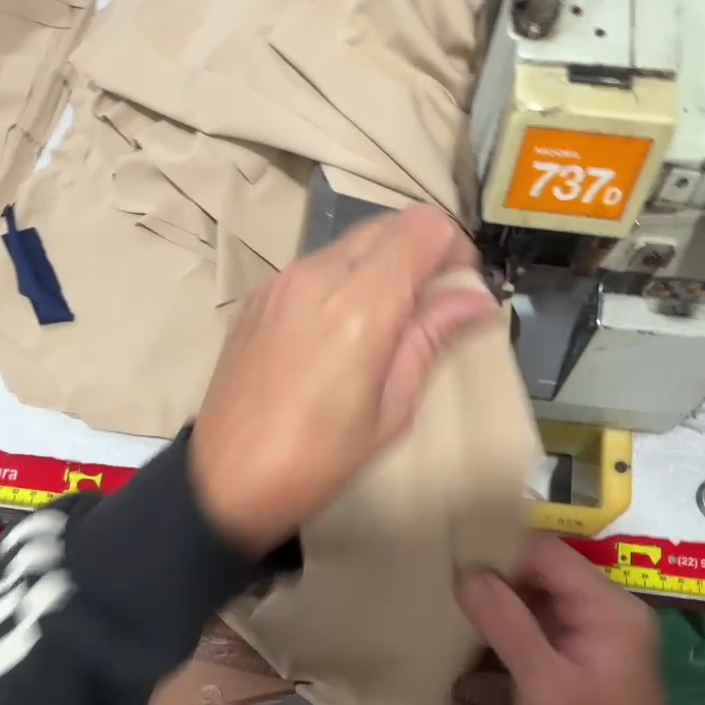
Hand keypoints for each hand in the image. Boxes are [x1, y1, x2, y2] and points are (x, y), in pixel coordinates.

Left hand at [189, 206, 500, 555]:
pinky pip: (314, 266)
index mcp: (360, 305)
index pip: (423, 228)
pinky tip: (338, 333)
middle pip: (388, 225)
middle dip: (421, 251)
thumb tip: (477, 299)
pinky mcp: (257, 297)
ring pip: (349, 243)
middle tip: (429, 307)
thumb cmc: (318, 460)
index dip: (454, 248)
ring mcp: (280, 282)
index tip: (460, 287)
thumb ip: (431, 339)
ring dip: (380, 265)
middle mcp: (317, 276)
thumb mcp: (391, 410)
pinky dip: (342, 280)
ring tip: (383, 326)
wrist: (226, 480)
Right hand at [455, 537, 676, 704]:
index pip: (548, 555)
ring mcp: (578, 634)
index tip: (451, 548)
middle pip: (536, 571)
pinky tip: (457, 621)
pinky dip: (494, 622)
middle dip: (491, 570)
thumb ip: (507, 624)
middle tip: (437, 568)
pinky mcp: (559, 656)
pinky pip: (524, 623)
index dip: (501, 547)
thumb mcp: (547, 685)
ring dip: (489, 596)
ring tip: (439, 588)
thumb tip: (465, 573)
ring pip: (526, 596)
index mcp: (608, 608)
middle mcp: (596, 610)